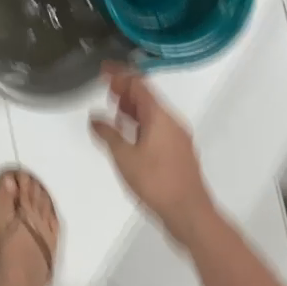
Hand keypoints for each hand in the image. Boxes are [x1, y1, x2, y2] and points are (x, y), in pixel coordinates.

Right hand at [89, 63, 216, 243]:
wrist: (191, 215)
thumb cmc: (156, 182)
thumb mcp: (124, 157)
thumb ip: (108, 134)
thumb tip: (95, 118)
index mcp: (159, 116)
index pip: (138, 84)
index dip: (120, 75)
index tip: (104, 70)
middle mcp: (172, 122)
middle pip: (147, 98)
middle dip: (126, 92)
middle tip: (106, 90)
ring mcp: (179, 139)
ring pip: (153, 115)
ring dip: (133, 110)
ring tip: (115, 113)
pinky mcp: (180, 155)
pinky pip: (158, 129)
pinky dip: (142, 126)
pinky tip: (131, 139)